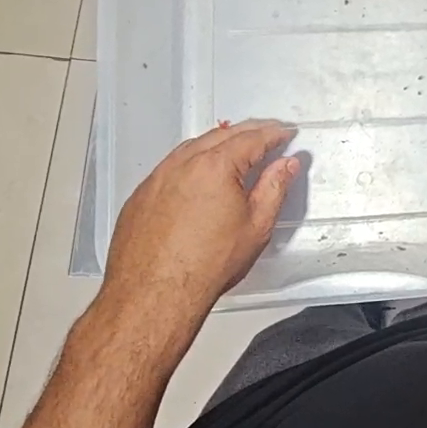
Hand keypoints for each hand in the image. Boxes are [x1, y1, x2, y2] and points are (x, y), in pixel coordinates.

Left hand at [102, 120, 299, 322]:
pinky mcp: (140, 196)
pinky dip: (191, 161)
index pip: (252, 139)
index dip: (274, 134)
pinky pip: (170, 166)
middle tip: (267, 134)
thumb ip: (275, 187)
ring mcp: (157, 179)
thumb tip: (286, 165)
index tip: (284, 134)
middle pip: (222, 135)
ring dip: (218, 142)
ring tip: (236, 148)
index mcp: (215, 167)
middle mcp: (182, 165)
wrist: (154, 295)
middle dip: (248, 132)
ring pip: (192, 147)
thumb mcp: (257, 225)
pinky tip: (200, 174)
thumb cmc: (203, 266)